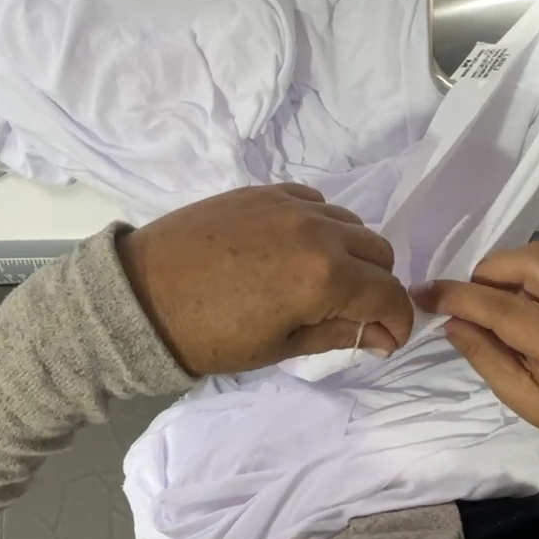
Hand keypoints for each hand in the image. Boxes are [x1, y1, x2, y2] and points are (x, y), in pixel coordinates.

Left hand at [116, 184, 413, 375]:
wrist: (140, 297)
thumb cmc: (209, 337)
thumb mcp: (280, 347)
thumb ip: (340, 335)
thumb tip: (383, 337)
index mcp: (324, 277)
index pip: (389, 294)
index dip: (398, 321)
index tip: (387, 338)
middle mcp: (318, 232)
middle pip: (379, 253)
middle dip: (377, 286)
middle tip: (351, 311)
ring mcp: (291, 205)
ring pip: (352, 223)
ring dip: (351, 254)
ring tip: (321, 279)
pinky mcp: (265, 190)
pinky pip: (317, 202)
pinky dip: (322, 226)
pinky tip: (296, 248)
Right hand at [412, 243, 538, 445]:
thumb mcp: (521, 397)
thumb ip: (483, 354)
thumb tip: (449, 318)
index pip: (505, 310)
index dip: (460, 297)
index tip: (426, 293)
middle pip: (530, 262)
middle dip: (489, 271)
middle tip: (472, 294)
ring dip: (510, 267)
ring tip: (498, 296)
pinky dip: (533, 269)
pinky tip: (526, 294)